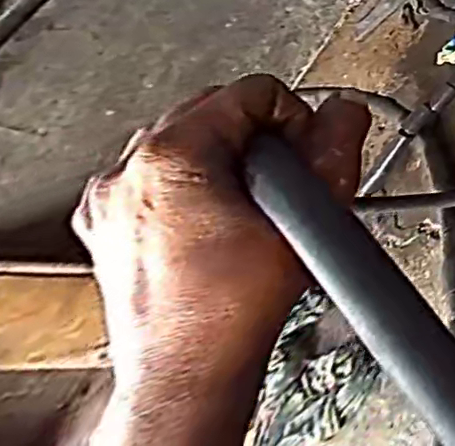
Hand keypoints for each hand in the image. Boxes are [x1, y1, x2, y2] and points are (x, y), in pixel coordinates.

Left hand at [75, 76, 368, 442]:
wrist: (192, 364)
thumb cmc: (240, 298)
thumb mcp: (316, 205)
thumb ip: (338, 141)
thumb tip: (345, 109)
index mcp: (169, 159)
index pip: (253, 91)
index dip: (296, 115)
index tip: (304, 151)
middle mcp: (126, 174)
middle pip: (216, 108)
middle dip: (264, 130)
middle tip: (291, 169)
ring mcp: (110, 202)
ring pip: (190, 138)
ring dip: (236, 152)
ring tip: (265, 192)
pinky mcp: (109, 225)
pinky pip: (167, 173)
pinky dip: (206, 177)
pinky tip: (234, 209)